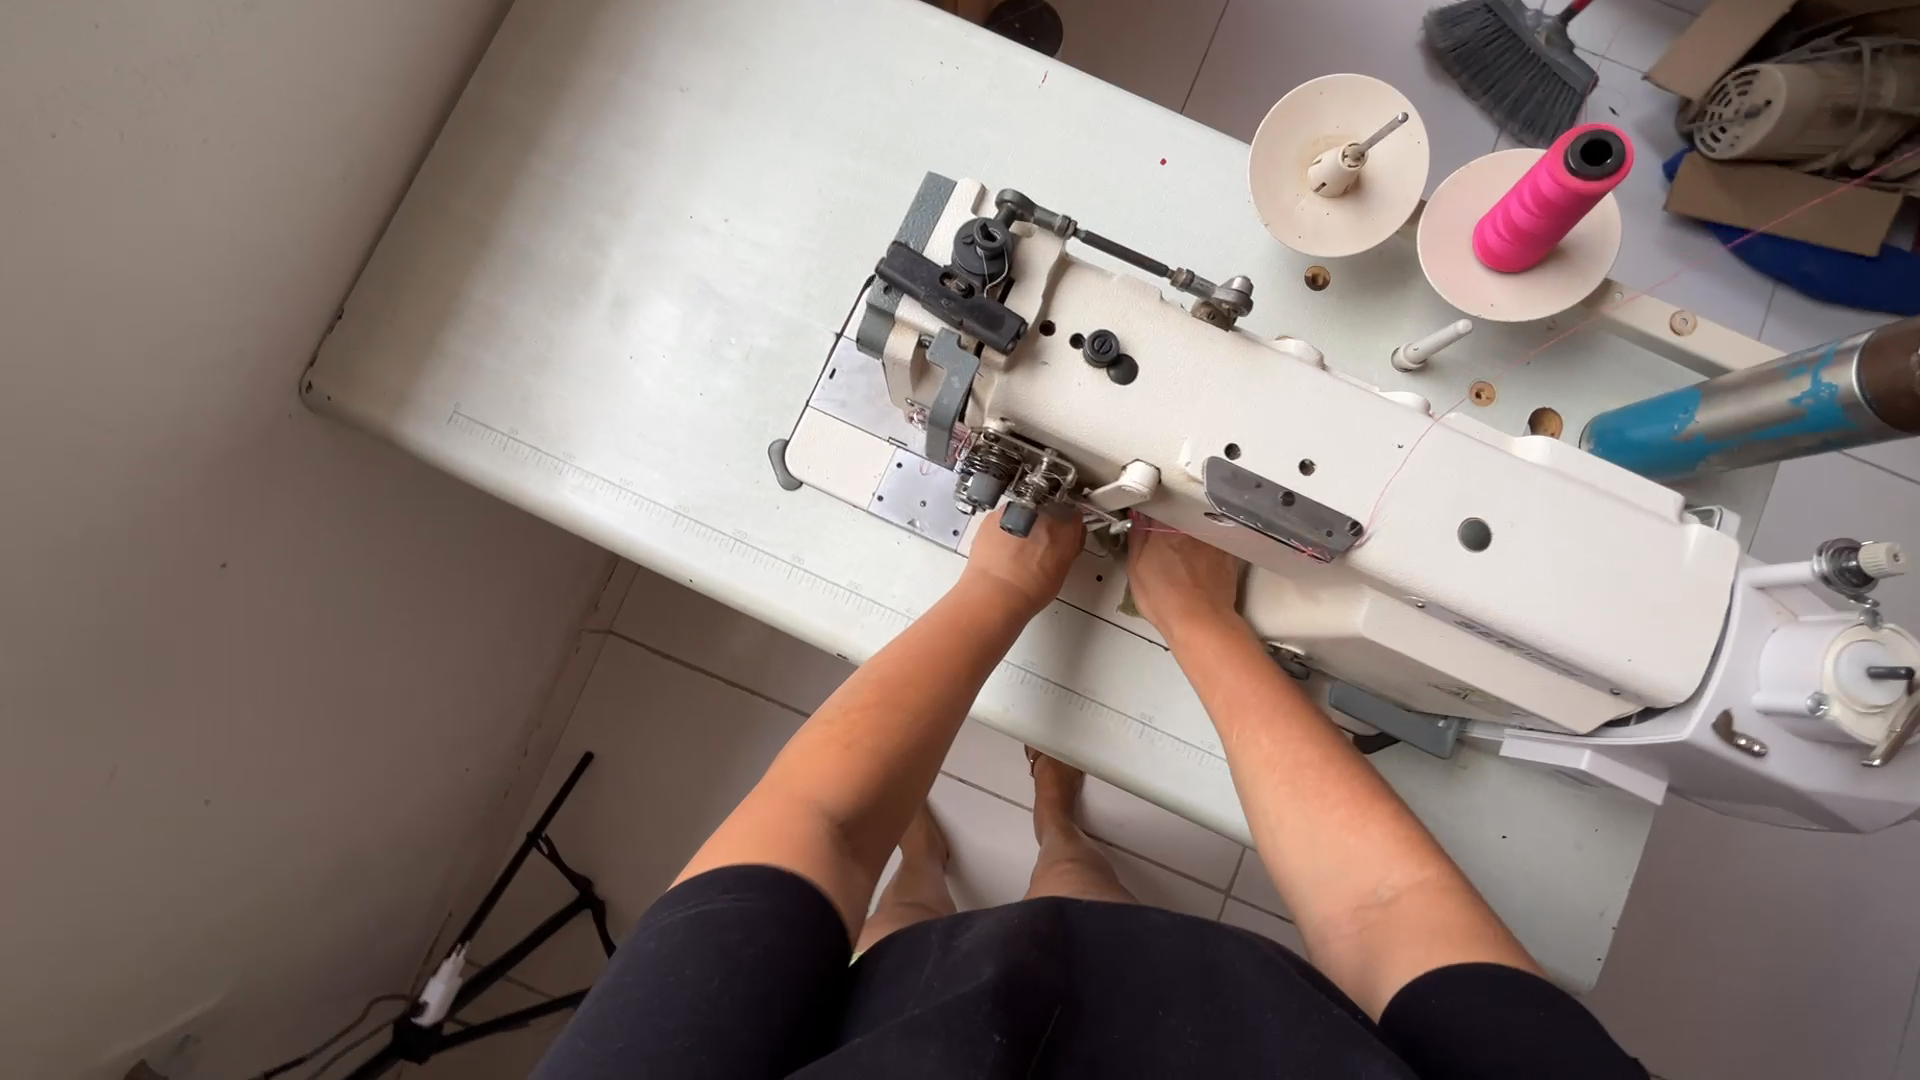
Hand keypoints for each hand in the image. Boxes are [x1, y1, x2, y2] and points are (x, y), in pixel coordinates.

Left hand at [961, 505, 1084, 617]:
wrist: (997, 591)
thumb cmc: (1029, 590)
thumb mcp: (1062, 572)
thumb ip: (1066, 549)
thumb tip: (1062, 547)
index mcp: (1066, 526)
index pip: (1074, 517)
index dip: (1067, 528)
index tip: (1062, 536)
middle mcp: (1044, 513)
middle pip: (1049, 511)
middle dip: (1044, 525)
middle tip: (1036, 546)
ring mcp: (1018, 511)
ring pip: (1025, 512)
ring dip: (1024, 524)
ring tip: (1017, 548)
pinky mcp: (995, 516)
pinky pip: (1003, 518)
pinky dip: (1004, 528)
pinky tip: (1002, 546)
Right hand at [1126, 514, 1244, 642]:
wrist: (1200, 621)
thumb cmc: (1165, 600)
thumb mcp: (1135, 569)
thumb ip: (1136, 538)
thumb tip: (1136, 520)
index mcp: (1164, 528)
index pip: (1155, 508)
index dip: (1148, 516)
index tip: (1144, 526)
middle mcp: (1190, 529)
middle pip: (1178, 516)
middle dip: (1169, 526)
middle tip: (1161, 548)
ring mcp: (1211, 541)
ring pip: (1197, 529)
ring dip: (1189, 537)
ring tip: (1180, 562)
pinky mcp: (1227, 555)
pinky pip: (1214, 543)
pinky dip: (1206, 550)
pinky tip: (1198, 567)